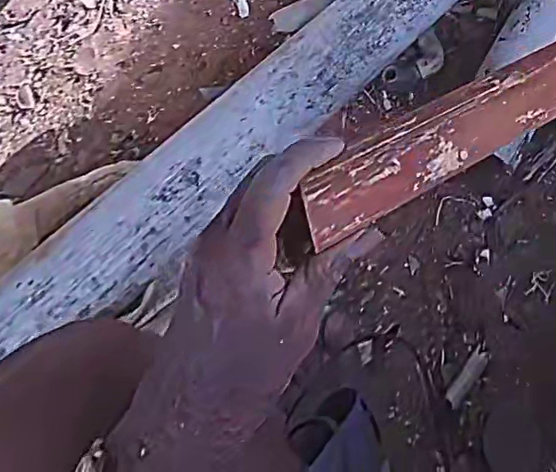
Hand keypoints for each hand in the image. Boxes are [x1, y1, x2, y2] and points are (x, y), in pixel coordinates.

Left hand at [113, 139, 381, 465]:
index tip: (336, 147)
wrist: (189, 408)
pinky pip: (242, 209)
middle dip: (301, 161)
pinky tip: (298, 223)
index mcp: (239, 255)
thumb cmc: (242, 373)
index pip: (271, 183)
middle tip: (338, 164)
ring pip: (249, 188)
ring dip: (288, 181)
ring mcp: (206, 244)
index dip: (306, 156)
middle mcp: (215, 240)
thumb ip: (330, 267)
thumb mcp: (298, 322)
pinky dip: (273, 203)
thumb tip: (366, 233)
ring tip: (325, 191)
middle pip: (259, 176)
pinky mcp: (206, 252)